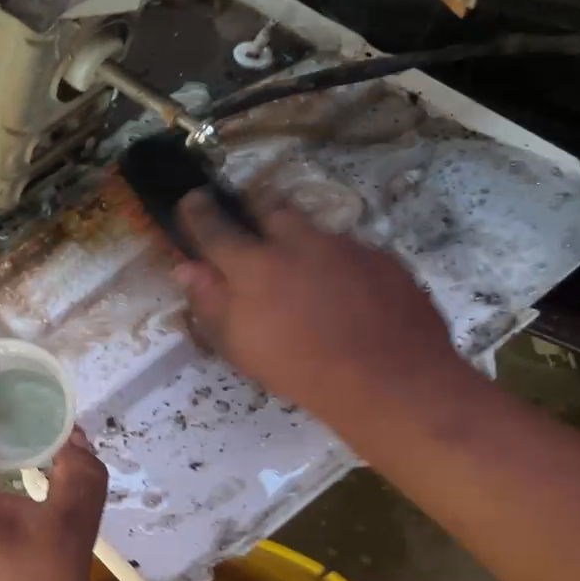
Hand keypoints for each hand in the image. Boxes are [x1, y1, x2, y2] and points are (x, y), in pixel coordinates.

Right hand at [173, 190, 471, 425]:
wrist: (393, 382)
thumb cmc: (297, 367)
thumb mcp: (236, 342)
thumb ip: (209, 299)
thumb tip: (187, 268)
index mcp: (253, 266)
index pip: (215, 228)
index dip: (199, 211)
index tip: (192, 199)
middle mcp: (299, 244)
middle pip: (272, 209)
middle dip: (256, 209)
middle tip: (251, 223)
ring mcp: (348, 248)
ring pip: (314, 231)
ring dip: (300, 240)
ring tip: (301, 268)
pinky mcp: (386, 261)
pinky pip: (351, 252)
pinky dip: (337, 264)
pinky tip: (341, 292)